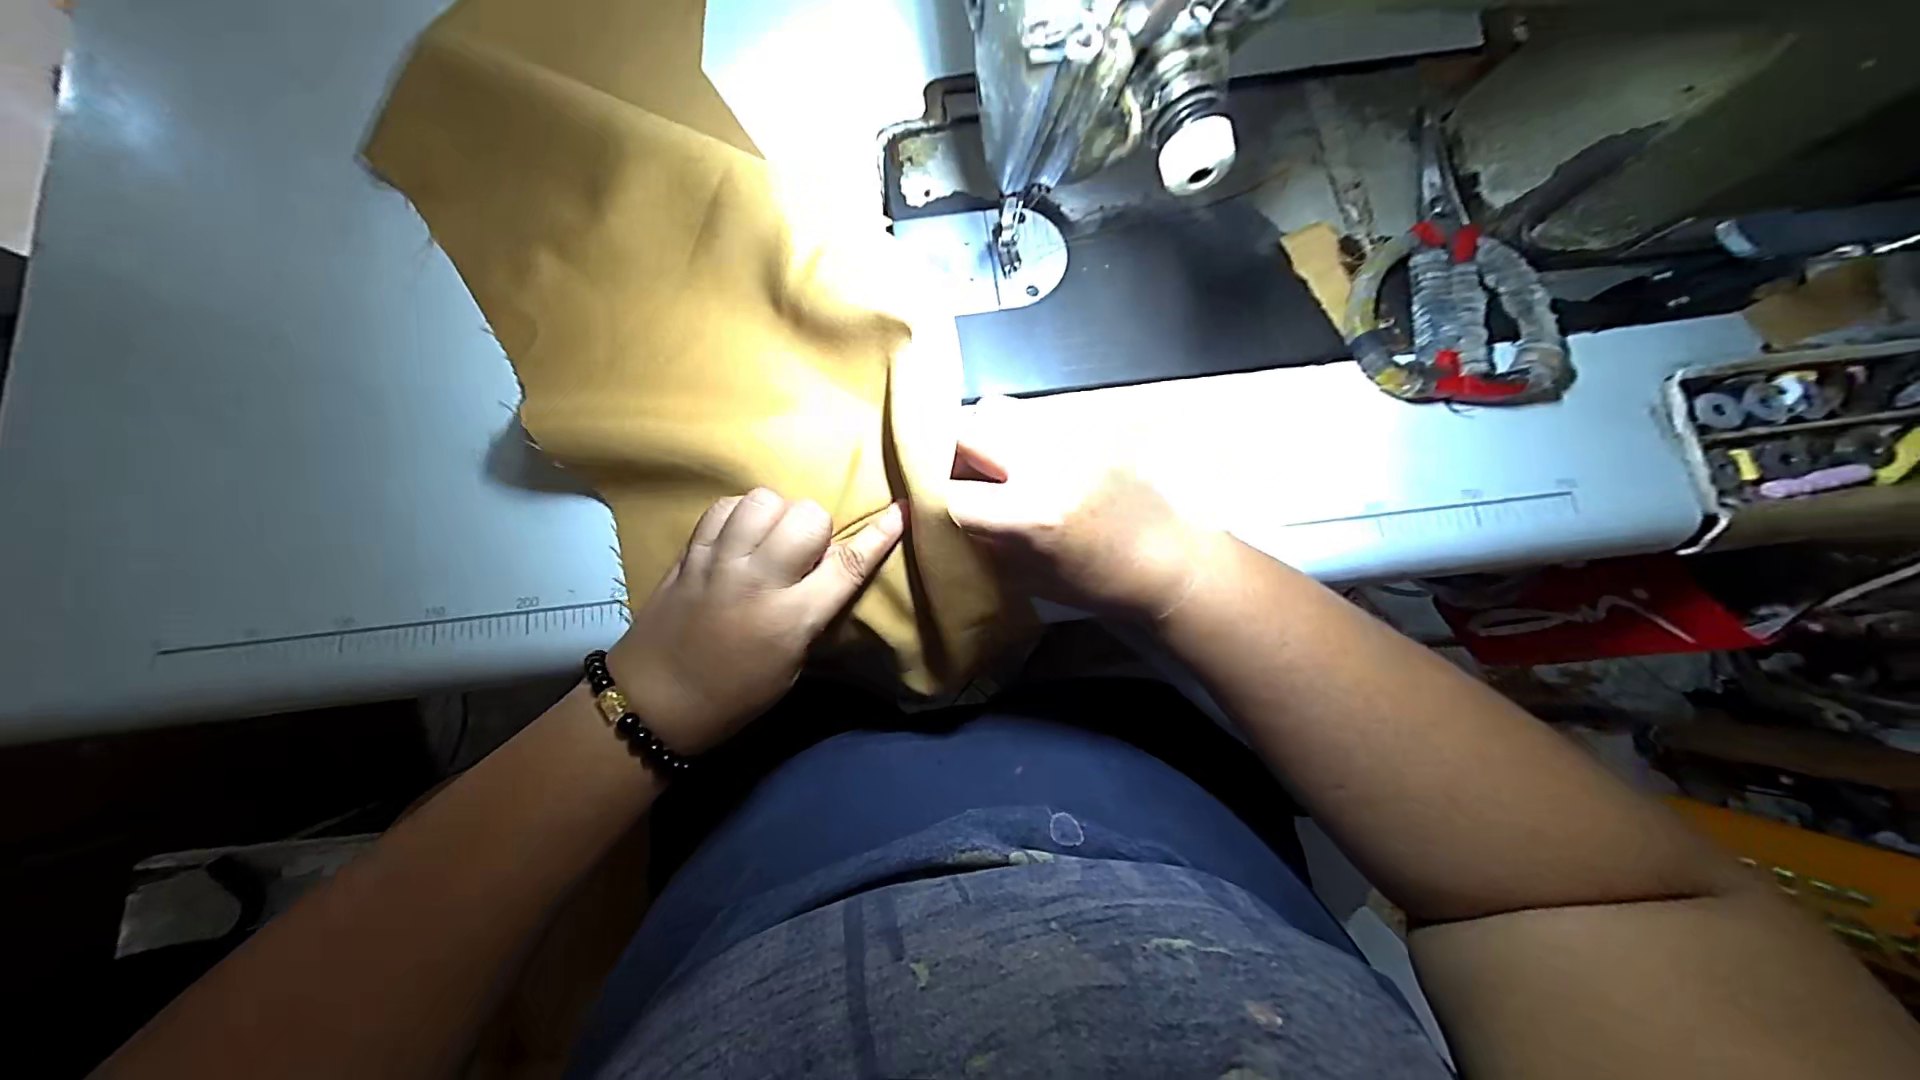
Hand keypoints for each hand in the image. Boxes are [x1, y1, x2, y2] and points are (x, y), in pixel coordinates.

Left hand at [606, 489, 904, 754]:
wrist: (655, 701)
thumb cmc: (736, 695)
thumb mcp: (793, 664)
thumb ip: (814, 611)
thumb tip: (828, 569)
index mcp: (791, 618)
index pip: (847, 565)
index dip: (880, 535)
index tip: (900, 511)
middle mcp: (758, 581)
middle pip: (808, 517)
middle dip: (817, 529)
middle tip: (805, 554)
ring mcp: (719, 562)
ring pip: (764, 499)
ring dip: (778, 514)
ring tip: (771, 539)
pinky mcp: (690, 553)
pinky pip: (725, 507)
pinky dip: (741, 514)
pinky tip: (741, 536)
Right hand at [945, 397, 1222, 621]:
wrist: (1167, 561)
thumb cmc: (1096, 583)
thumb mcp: (1026, 576)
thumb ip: (982, 537)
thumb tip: (946, 507)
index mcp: (1031, 513)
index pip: (951, 492)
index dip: (940, 502)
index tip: (942, 509)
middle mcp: (1045, 464)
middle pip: (966, 430)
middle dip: (953, 454)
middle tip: (961, 477)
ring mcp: (1068, 438)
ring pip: (996, 409)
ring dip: (982, 435)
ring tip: (994, 464)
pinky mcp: (1086, 427)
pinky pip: (1030, 415)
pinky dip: (1015, 433)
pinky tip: (1027, 460)